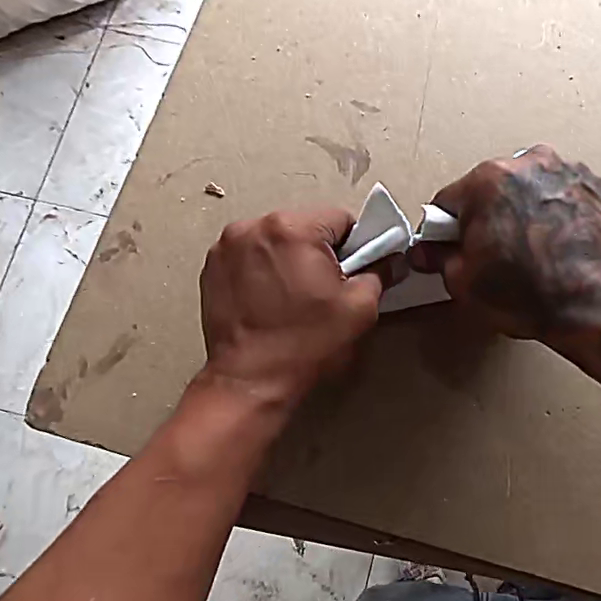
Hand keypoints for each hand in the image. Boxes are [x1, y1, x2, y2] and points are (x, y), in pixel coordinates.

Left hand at [199, 206, 383, 405]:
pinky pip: (249, 257)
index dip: (354, 247)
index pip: (340, 219)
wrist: (251, 382)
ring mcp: (226, 247)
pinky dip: (262, 272)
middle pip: (304, 227)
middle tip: (322, 293)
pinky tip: (268, 303)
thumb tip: (390, 259)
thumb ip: (379, 273)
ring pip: (275, 241)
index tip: (352, 274)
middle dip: (318, 253)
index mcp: (292, 228)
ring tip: (292, 300)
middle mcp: (253, 226)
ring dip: (288, 260)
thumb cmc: (305, 346)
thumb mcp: (359, 310)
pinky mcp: (211, 268)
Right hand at [414, 145, 600, 339]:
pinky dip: (551, 214)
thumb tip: (430, 251)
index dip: (443, 231)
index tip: (449, 246)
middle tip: (489, 256)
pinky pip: (557, 196)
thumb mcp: (463, 282)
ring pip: (525, 190)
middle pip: (488, 190)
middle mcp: (527, 165)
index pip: (447, 201)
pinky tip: (549, 245)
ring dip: (519, 213)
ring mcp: (563, 172)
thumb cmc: (535, 294)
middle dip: (485, 219)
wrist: (590, 306)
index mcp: (487, 180)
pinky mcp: (592, 186)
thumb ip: (439, 258)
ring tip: (524, 253)